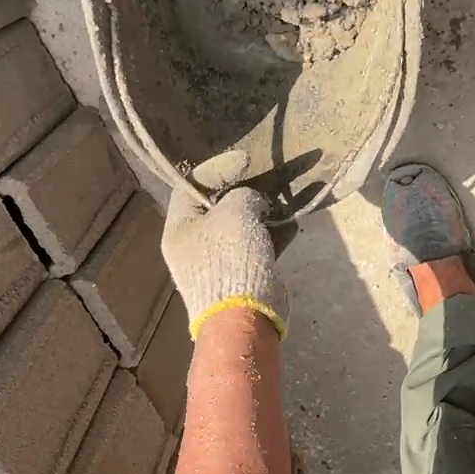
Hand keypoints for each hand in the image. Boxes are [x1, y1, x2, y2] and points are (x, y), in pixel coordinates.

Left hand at [161, 151, 288, 338]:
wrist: (245, 313)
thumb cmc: (230, 255)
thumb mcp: (236, 209)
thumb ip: (244, 194)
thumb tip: (254, 202)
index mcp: (180, 227)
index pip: (191, 186)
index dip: (217, 168)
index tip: (245, 160)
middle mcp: (195, 243)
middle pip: (218, 206)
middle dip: (245, 191)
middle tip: (267, 178)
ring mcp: (219, 260)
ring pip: (242, 226)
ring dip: (264, 212)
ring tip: (285, 200)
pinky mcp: (243, 274)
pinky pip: (258, 245)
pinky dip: (274, 234)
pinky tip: (293, 224)